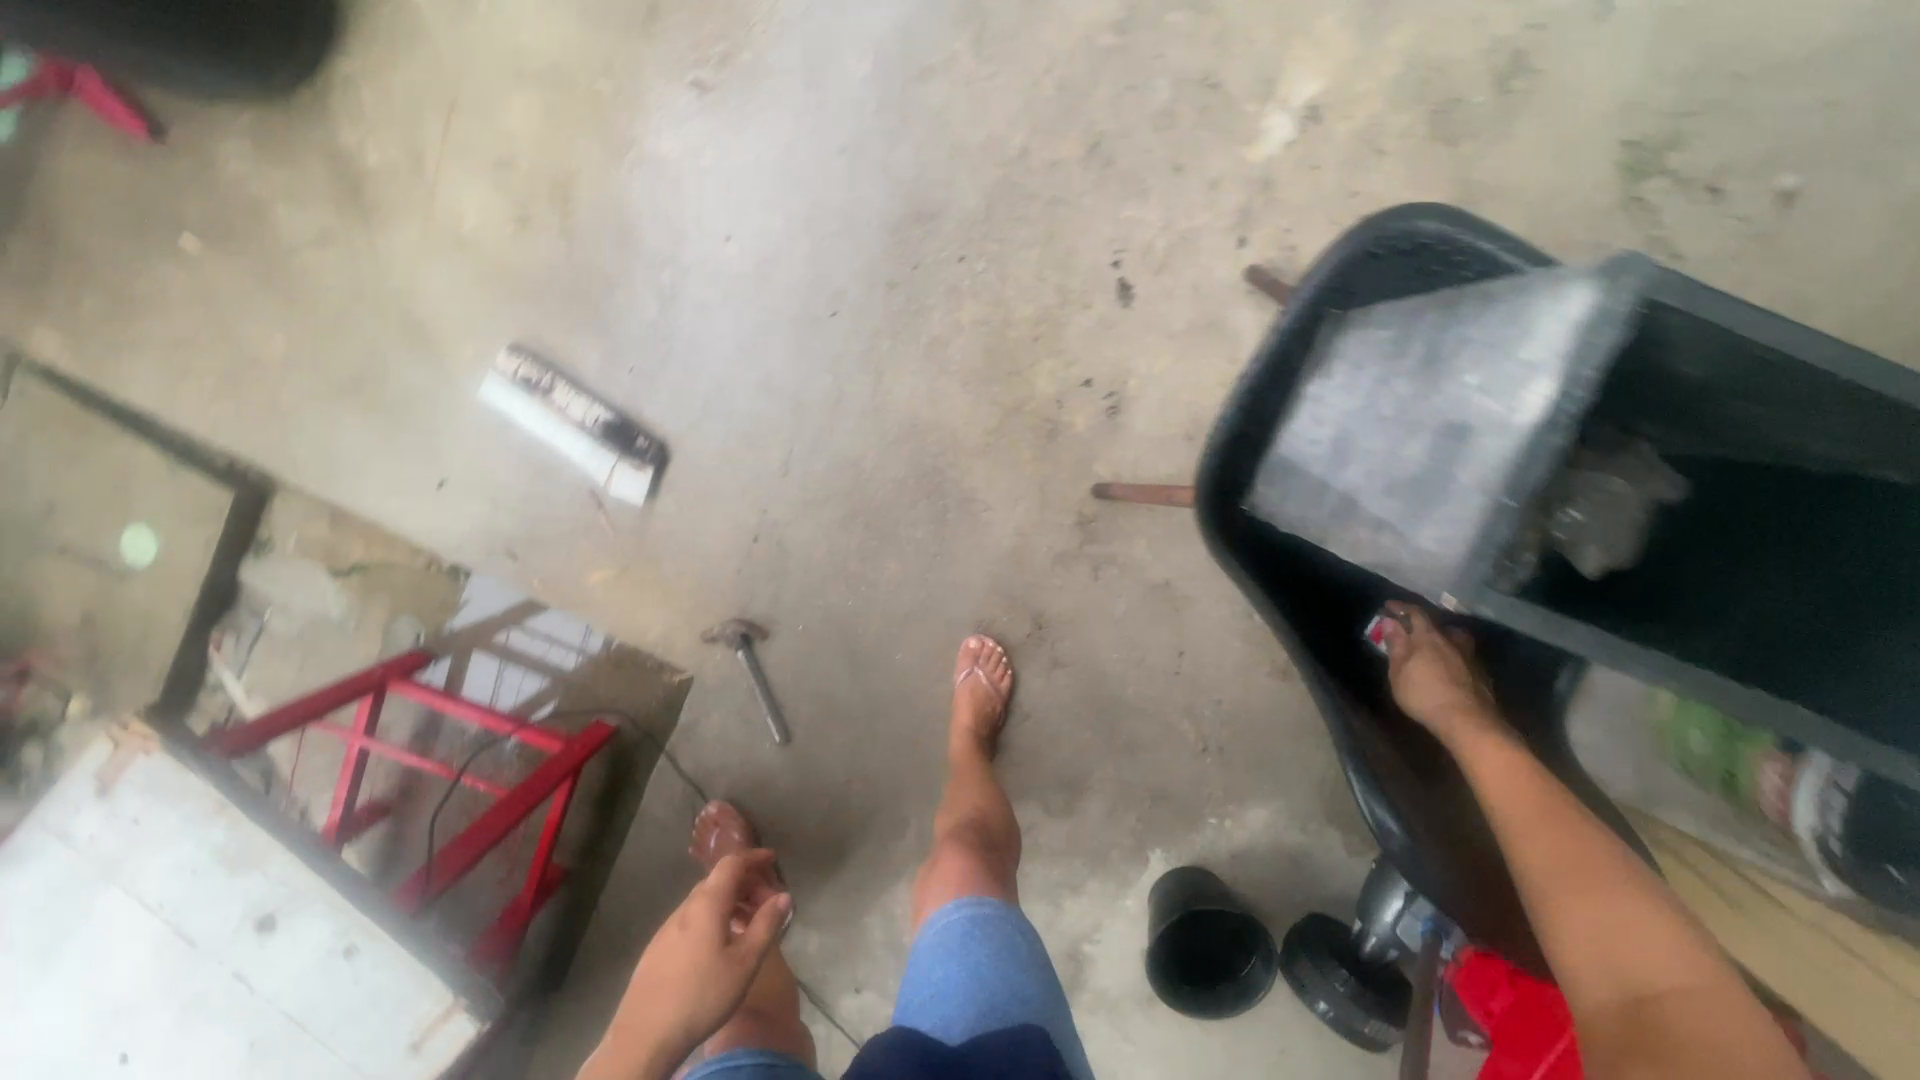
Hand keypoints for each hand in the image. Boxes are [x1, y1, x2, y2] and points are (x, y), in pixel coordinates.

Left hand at [607, 850, 791, 1075]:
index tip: (773, 860)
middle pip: (718, 881)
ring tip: (749, 927)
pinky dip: (714, 919)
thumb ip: (766, 925)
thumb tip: (783, 896)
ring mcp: (668, 929)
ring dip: (731, 904)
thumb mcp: (746, 962)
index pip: (731, 864)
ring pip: (704, 902)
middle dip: (746, 884)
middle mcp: (685, 909)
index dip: (753, 858)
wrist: (645, 1035)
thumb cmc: (702, 995)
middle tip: (768, 904)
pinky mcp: (659, 948)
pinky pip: (693, 920)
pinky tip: (721, 948)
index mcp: (707, 904)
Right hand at [1380, 601, 1504, 745]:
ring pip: (1455, 639)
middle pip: (1438, 625)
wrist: (1467, 720)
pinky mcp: (1480, 673)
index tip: (1389, 606)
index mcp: (1428, 637)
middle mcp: (1451, 640)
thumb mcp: (1399, 672)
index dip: (1401, 607)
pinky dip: (1453, 656)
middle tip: (1411, 630)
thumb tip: (1390, 621)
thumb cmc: (1423, 694)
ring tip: (1434, 647)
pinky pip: (1463, 656)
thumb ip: (1395, 645)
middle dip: (1423, 624)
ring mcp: (1469, 656)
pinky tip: (1449, 668)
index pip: (1415, 613)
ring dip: (1443, 639)